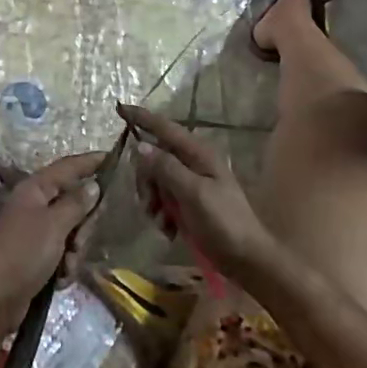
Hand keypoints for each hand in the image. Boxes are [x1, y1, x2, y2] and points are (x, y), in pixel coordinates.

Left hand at [0, 153, 103, 322]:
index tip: (115, 158)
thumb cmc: (22, 253)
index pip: (68, 167)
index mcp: (35, 189)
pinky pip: (62, 253)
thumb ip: (76, 204)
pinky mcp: (35, 258)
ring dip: (75, 249)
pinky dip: (65, 266)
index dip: (91, 161)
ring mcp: (34, 232)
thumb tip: (94, 185)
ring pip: (71, 230)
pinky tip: (60, 280)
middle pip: (73, 202)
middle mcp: (35, 205)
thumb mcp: (54, 225)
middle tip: (82, 240)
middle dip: (84, 223)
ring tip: (68, 264)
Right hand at [117, 104, 276, 277]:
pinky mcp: (189, 202)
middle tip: (148, 202)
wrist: (247, 259)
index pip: (164, 128)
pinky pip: (163, 199)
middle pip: (155, 157)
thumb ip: (167, 168)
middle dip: (146, 179)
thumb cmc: (223, 222)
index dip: (141, 117)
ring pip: (156, 180)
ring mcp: (191, 183)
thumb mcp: (193, 194)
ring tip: (161, 222)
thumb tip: (141, 146)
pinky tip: (168, 230)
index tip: (119, 108)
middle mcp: (193, 162)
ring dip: (153, 200)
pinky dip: (161, 213)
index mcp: (198, 153)